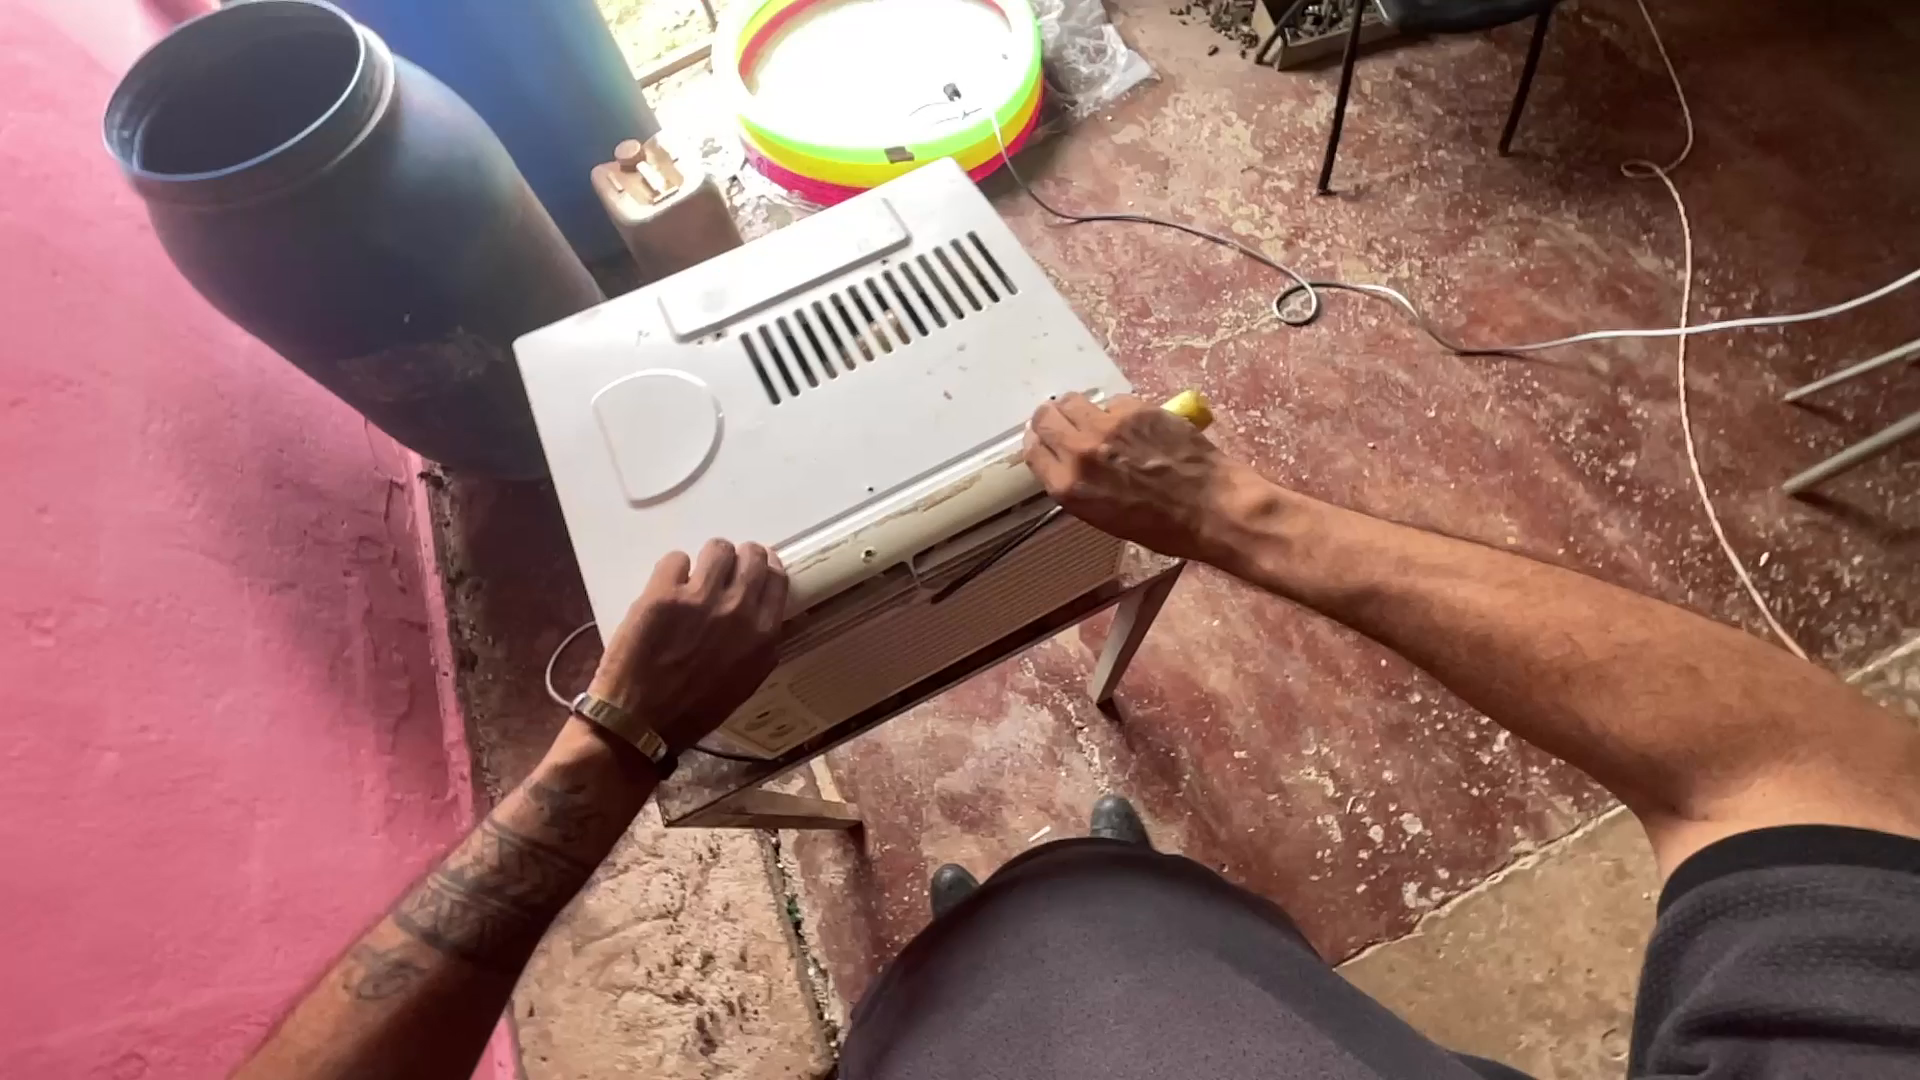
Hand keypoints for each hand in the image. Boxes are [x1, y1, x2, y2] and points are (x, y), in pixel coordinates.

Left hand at [586, 540, 788, 752]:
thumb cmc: (696, 709)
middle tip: (727, 566)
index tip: (758, 565)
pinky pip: (676, 558)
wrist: (640, 723)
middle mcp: (739, 611)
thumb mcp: (747, 679)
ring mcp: (701, 599)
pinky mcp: (663, 594)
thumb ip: (758, 642)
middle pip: (752, 556)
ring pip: (717, 549)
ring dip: (709, 558)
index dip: (767, 566)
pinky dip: (674, 570)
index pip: (777, 579)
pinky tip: (668, 588)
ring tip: (697, 573)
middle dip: (741, 556)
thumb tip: (759, 610)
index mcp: (763, 635)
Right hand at [1023, 392, 1260, 561]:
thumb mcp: (1101, 517)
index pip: (1032, 451)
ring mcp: (1108, 426)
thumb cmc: (1159, 526)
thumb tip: (1065, 461)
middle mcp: (1080, 452)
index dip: (1038, 443)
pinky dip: (1114, 410)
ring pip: (1072, 400)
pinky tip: (1131, 425)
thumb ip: (1075, 486)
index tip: (1046, 442)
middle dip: (1051, 419)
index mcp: (1068, 487)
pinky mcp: (1136, 409)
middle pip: (1045, 418)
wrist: (1211, 508)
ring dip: (1078, 408)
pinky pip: (1110, 401)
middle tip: (1064, 423)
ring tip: (1094, 419)